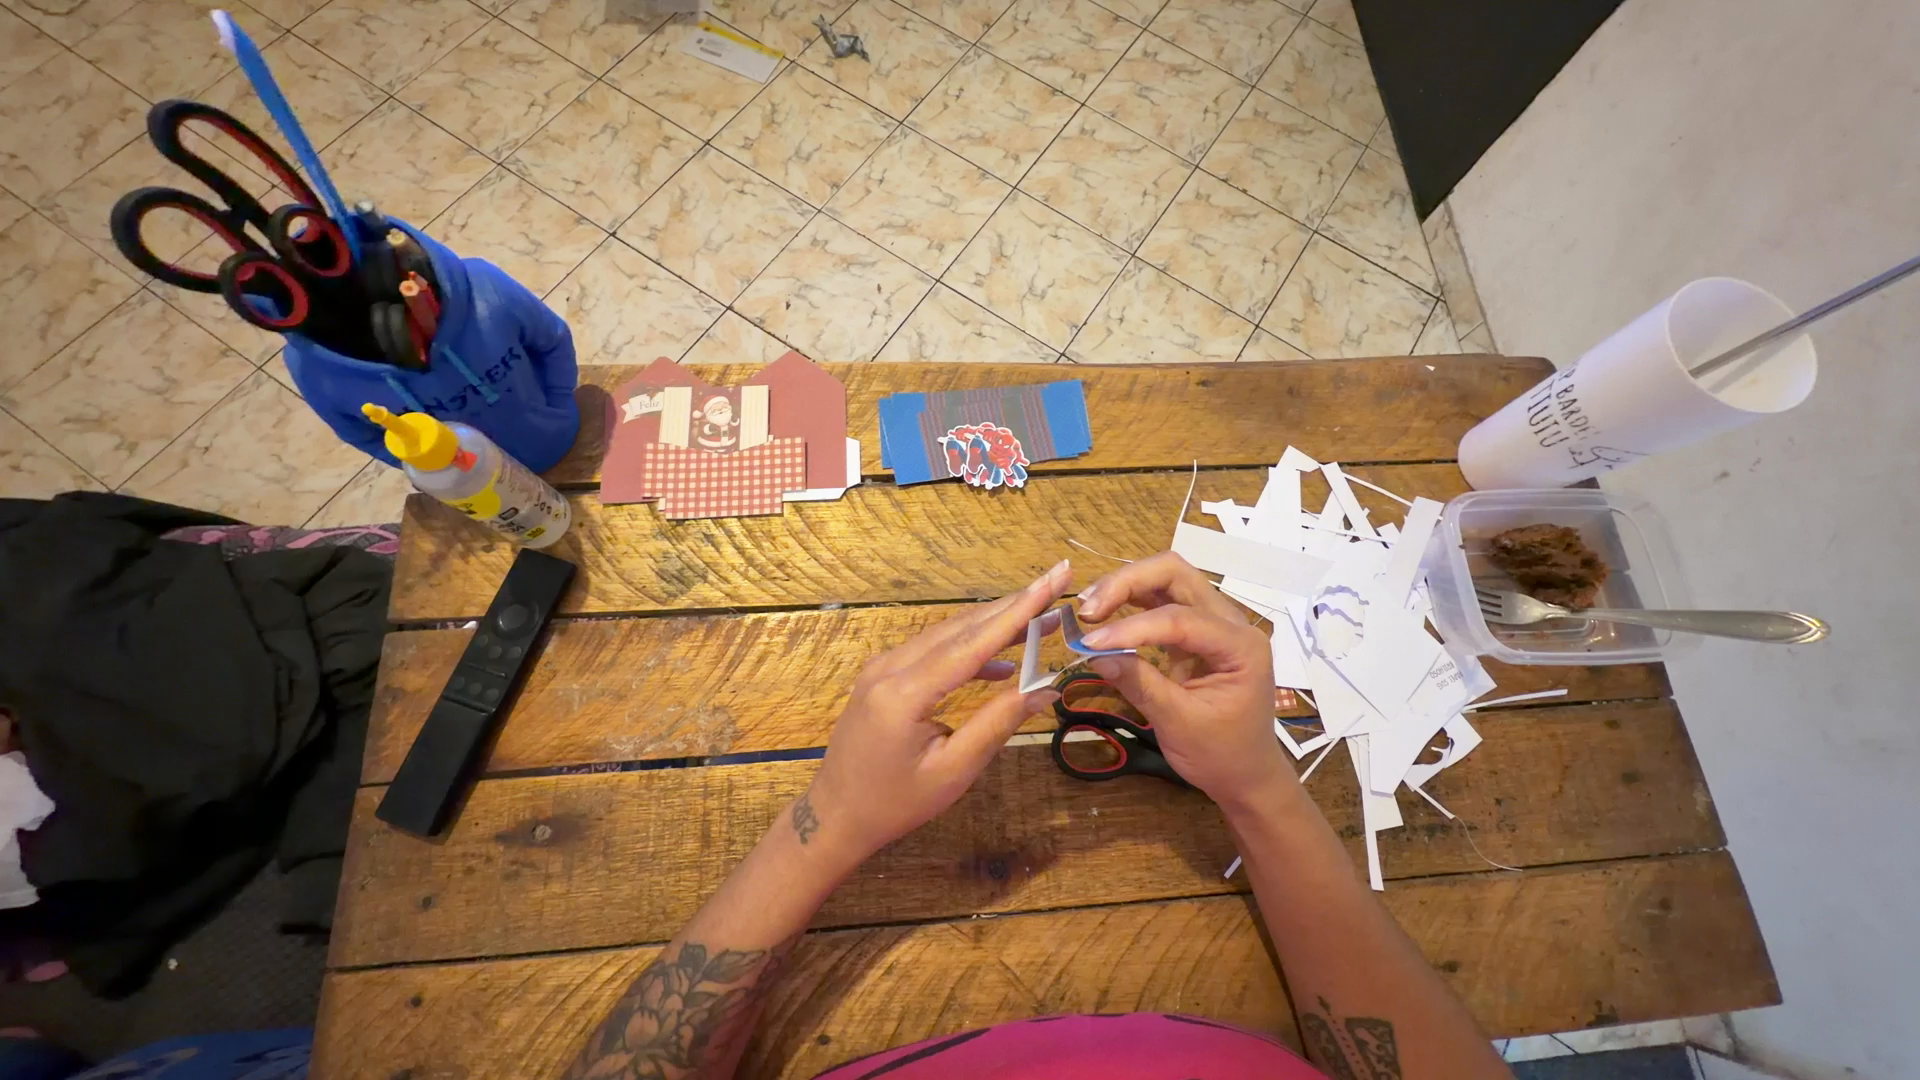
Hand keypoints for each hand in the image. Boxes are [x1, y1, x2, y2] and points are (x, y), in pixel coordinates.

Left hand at [800, 560, 1073, 861]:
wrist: (836, 815)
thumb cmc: (895, 803)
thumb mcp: (953, 771)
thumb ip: (997, 724)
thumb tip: (1046, 687)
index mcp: (904, 693)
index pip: (972, 643)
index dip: (1017, 612)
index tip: (1051, 580)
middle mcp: (890, 667)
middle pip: (960, 628)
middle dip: (1012, 606)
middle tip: (1056, 583)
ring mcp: (882, 666)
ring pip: (946, 633)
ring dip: (992, 624)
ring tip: (1039, 618)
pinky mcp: (883, 673)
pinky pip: (932, 649)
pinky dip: (969, 648)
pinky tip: (1000, 662)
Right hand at [1076, 552, 1293, 808]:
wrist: (1245, 774)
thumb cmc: (1220, 753)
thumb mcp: (1178, 724)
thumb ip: (1139, 683)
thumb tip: (1093, 654)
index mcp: (1240, 645)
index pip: (1180, 618)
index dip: (1131, 627)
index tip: (1090, 642)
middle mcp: (1230, 621)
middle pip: (1175, 574)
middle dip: (1127, 583)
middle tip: (1089, 610)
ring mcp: (1212, 621)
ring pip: (1166, 579)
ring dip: (1125, 586)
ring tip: (1089, 609)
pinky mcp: (1194, 630)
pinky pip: (1161, 600)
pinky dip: (1130, 602)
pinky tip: (1103, 614)